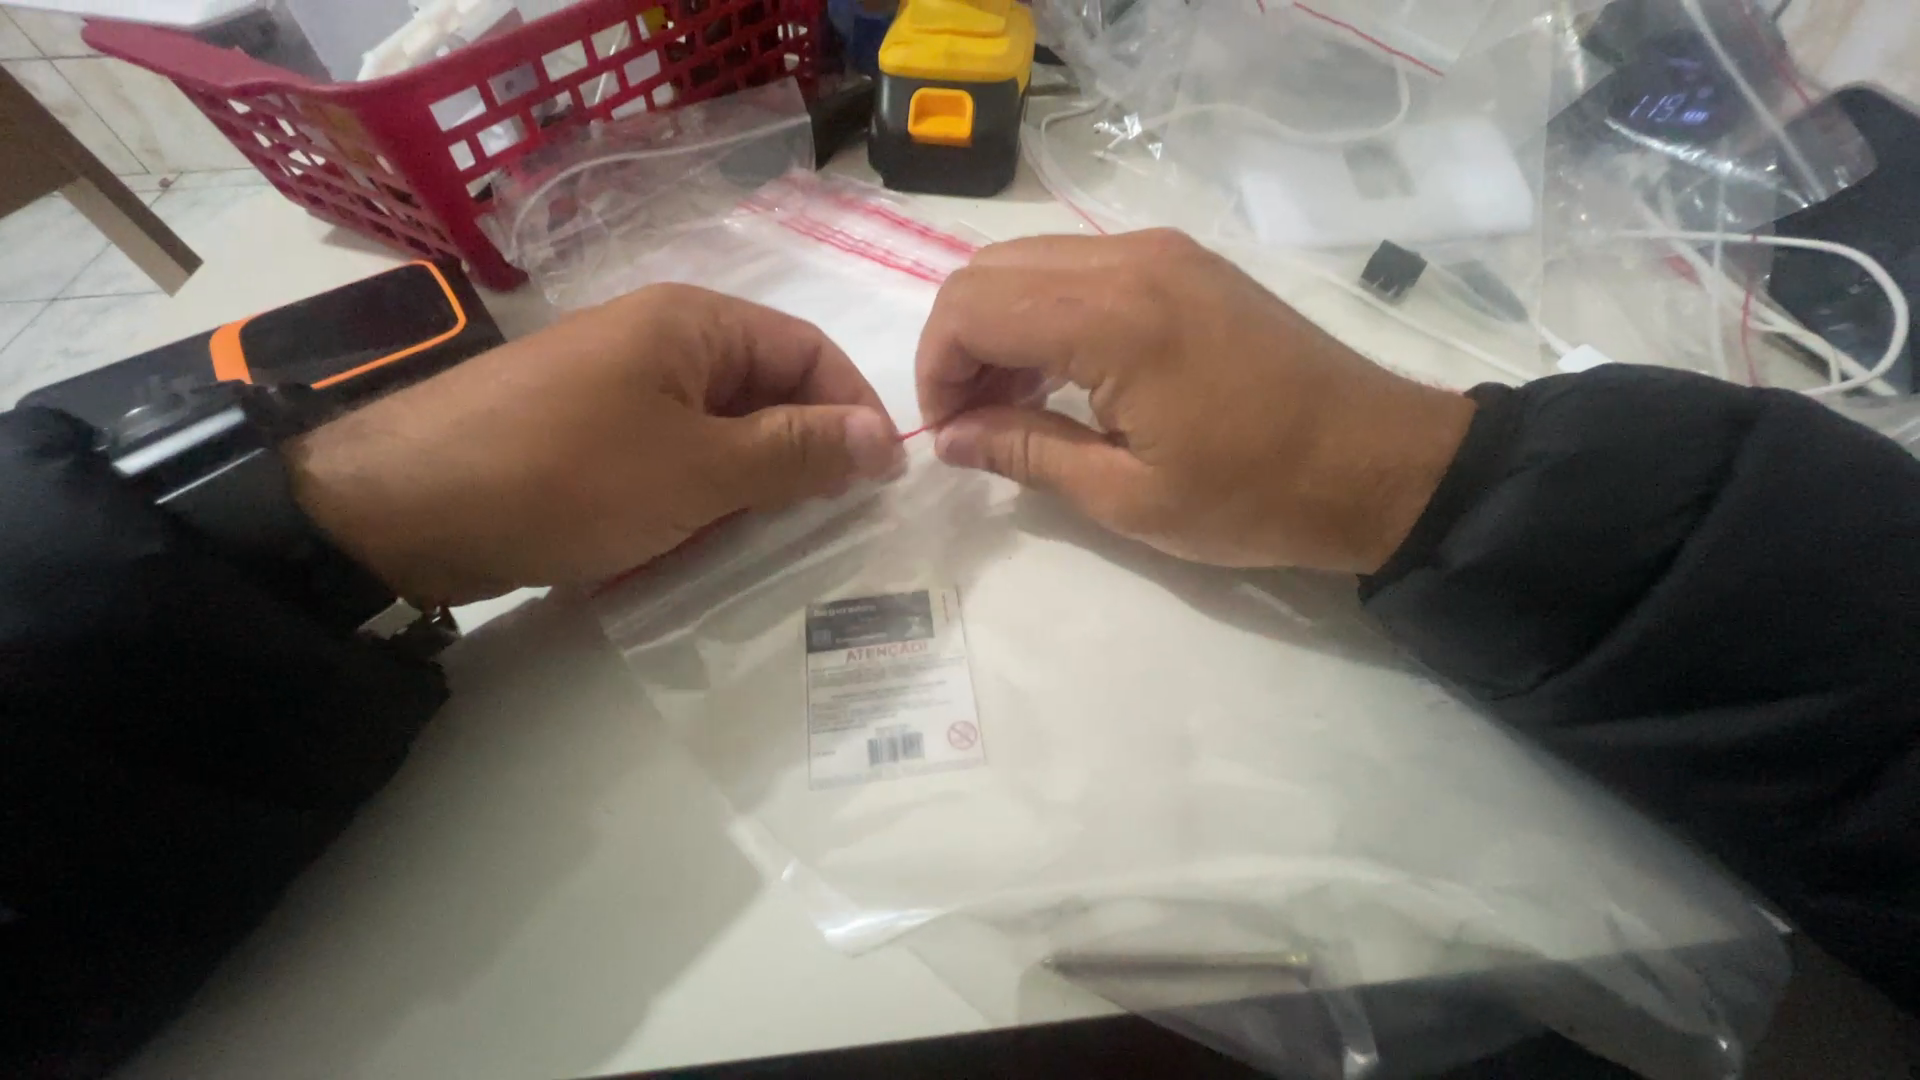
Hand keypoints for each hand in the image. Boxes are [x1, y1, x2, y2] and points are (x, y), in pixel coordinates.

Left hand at [289, 285, 904, 603]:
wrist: (404, 510)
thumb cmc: (572, 475)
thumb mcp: (703, 468)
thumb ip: (798, 450)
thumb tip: (884, 440)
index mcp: (696, 324)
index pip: (810, 353)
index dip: (856, 410)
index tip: (883, 477)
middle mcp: (665, 341)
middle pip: (769, 389)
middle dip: (807, 449)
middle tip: (828, 514)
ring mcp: (626, 387)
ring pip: (727, 428)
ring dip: (757, 477)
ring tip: (767, 530)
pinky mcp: (598, 432)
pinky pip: (681, 453)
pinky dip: (708, 491)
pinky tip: (706, 531)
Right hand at [916, 230, 1474, 573]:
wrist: (1378, 464)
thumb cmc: (1253, 496)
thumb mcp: (1126, 495)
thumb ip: (1024, 451)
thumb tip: (948, 438)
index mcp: (1112, 318)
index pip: (970, 307)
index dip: (937, 370)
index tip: (950, 434)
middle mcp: (1129, 259)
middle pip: (989, 272)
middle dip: (958, 346)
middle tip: (974, 422)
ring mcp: (1160, 251)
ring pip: (1029, 264)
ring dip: (999, 328)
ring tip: (1012, 405)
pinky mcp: (1182, 263)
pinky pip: (1078, 270)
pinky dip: (1044, 315)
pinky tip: (1061, 376)